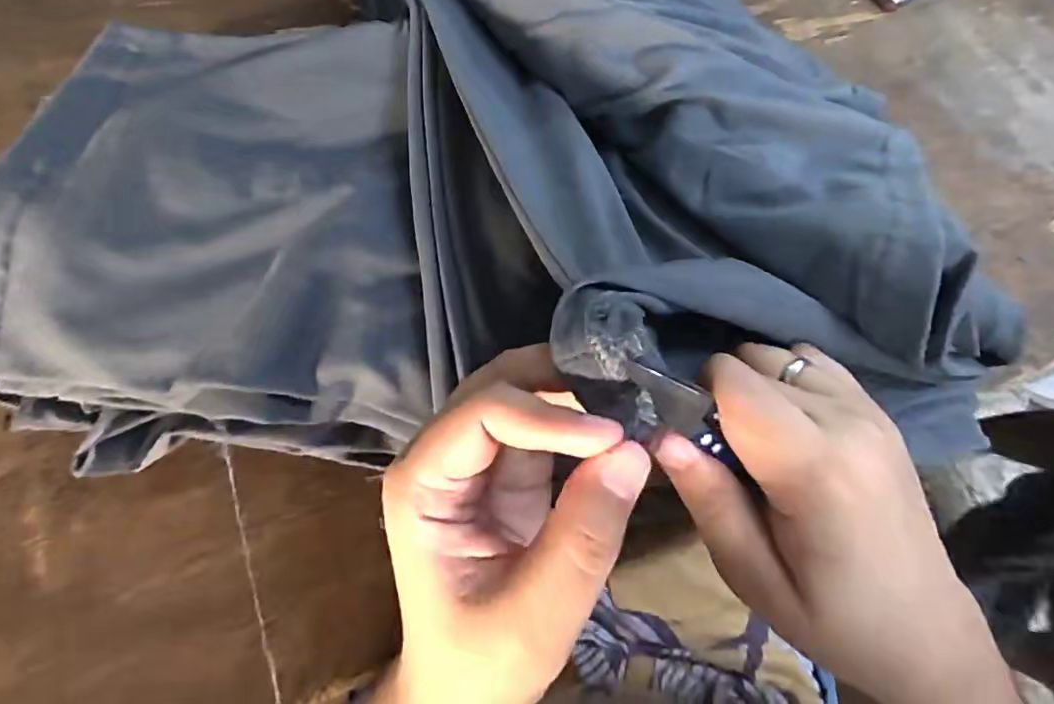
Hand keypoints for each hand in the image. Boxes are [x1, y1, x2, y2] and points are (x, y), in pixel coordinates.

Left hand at [373, 345, 651, 703]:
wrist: (464, 690)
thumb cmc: (483, 661)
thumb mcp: (537, 618)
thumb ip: (583, 537)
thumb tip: (632, 452)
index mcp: (422, 481)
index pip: (482, 413)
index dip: (546, 415)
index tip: (610, 435)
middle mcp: (441, 452)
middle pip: (497, 382)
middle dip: (557, 380)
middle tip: (621, 389)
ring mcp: (474, 455)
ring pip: (520, 388)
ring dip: (570, 388)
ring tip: (624, 399)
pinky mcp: (506, 466)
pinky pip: (542, 419)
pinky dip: (578, 414)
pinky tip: (613, 423)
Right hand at [653, 343, 1017, 703]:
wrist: (923, 630)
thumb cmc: (830, 615)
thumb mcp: (753, 576)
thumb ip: (709, 500)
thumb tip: (664, 436)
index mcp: (814, 466)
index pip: (733, 379)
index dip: (700, 397)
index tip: (699, 441)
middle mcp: (845, 420)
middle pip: (752, 361)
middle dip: (724, 393)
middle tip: (731, 452)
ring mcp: (868, 408)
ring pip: (779, 354)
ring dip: (756, 383)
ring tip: (763, 438)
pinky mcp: (878, 408)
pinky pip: (812, 361)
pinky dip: (788, 377)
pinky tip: (793, 423)